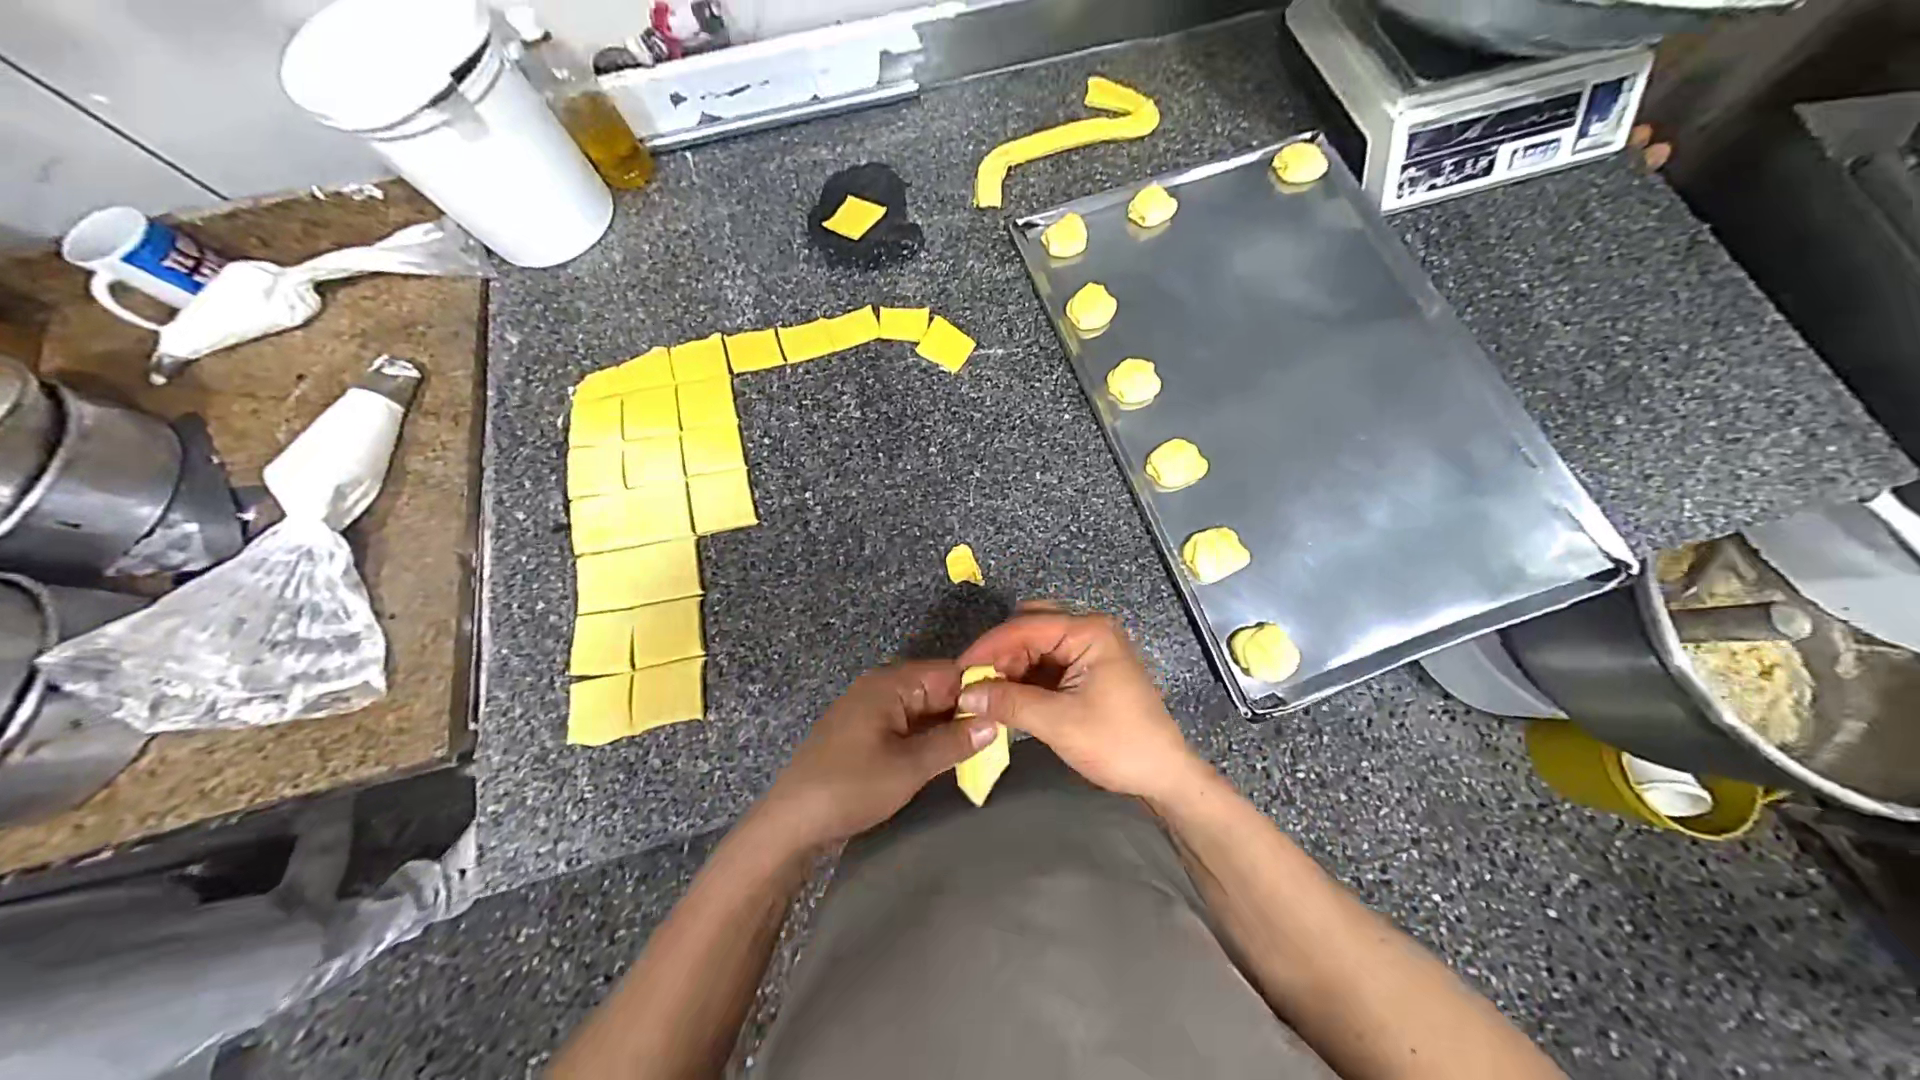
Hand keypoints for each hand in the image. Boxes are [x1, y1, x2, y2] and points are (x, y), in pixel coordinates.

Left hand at [761, 661, 997, 848]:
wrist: (791, 823)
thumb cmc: (851, 787)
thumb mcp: (910, 767)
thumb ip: (955, 742)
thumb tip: (995, 721)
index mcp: (890, 683)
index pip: (948, 672)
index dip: (979, 691)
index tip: (1007, 713)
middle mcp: (879, 686)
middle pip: (935, 688)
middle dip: (964, 710)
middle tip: (998, 736)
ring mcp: (869, 708)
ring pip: (921, 708)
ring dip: (946, 726)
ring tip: (979, 749)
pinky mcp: (863, 730)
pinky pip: (905, 723)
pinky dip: (925, 736)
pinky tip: (944, 755)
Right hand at [956, 604, 1209, 803]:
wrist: (1163, 774)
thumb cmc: (1117, 744)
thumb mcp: (1058, 723)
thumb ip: (1009, 702)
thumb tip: (965, 693)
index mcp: (1089, 632)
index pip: (1025, 627)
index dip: (988, 647)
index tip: (958, 671)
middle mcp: (1090, 630)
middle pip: (1030, 627)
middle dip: (1000, 653)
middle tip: (973, 682)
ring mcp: (1090, 648)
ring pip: (1036, 644)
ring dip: (1011, 665)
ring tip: (986, 691)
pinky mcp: (1088, 668)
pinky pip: (1047, 661)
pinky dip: (1025, 676)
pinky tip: (1008, 695)